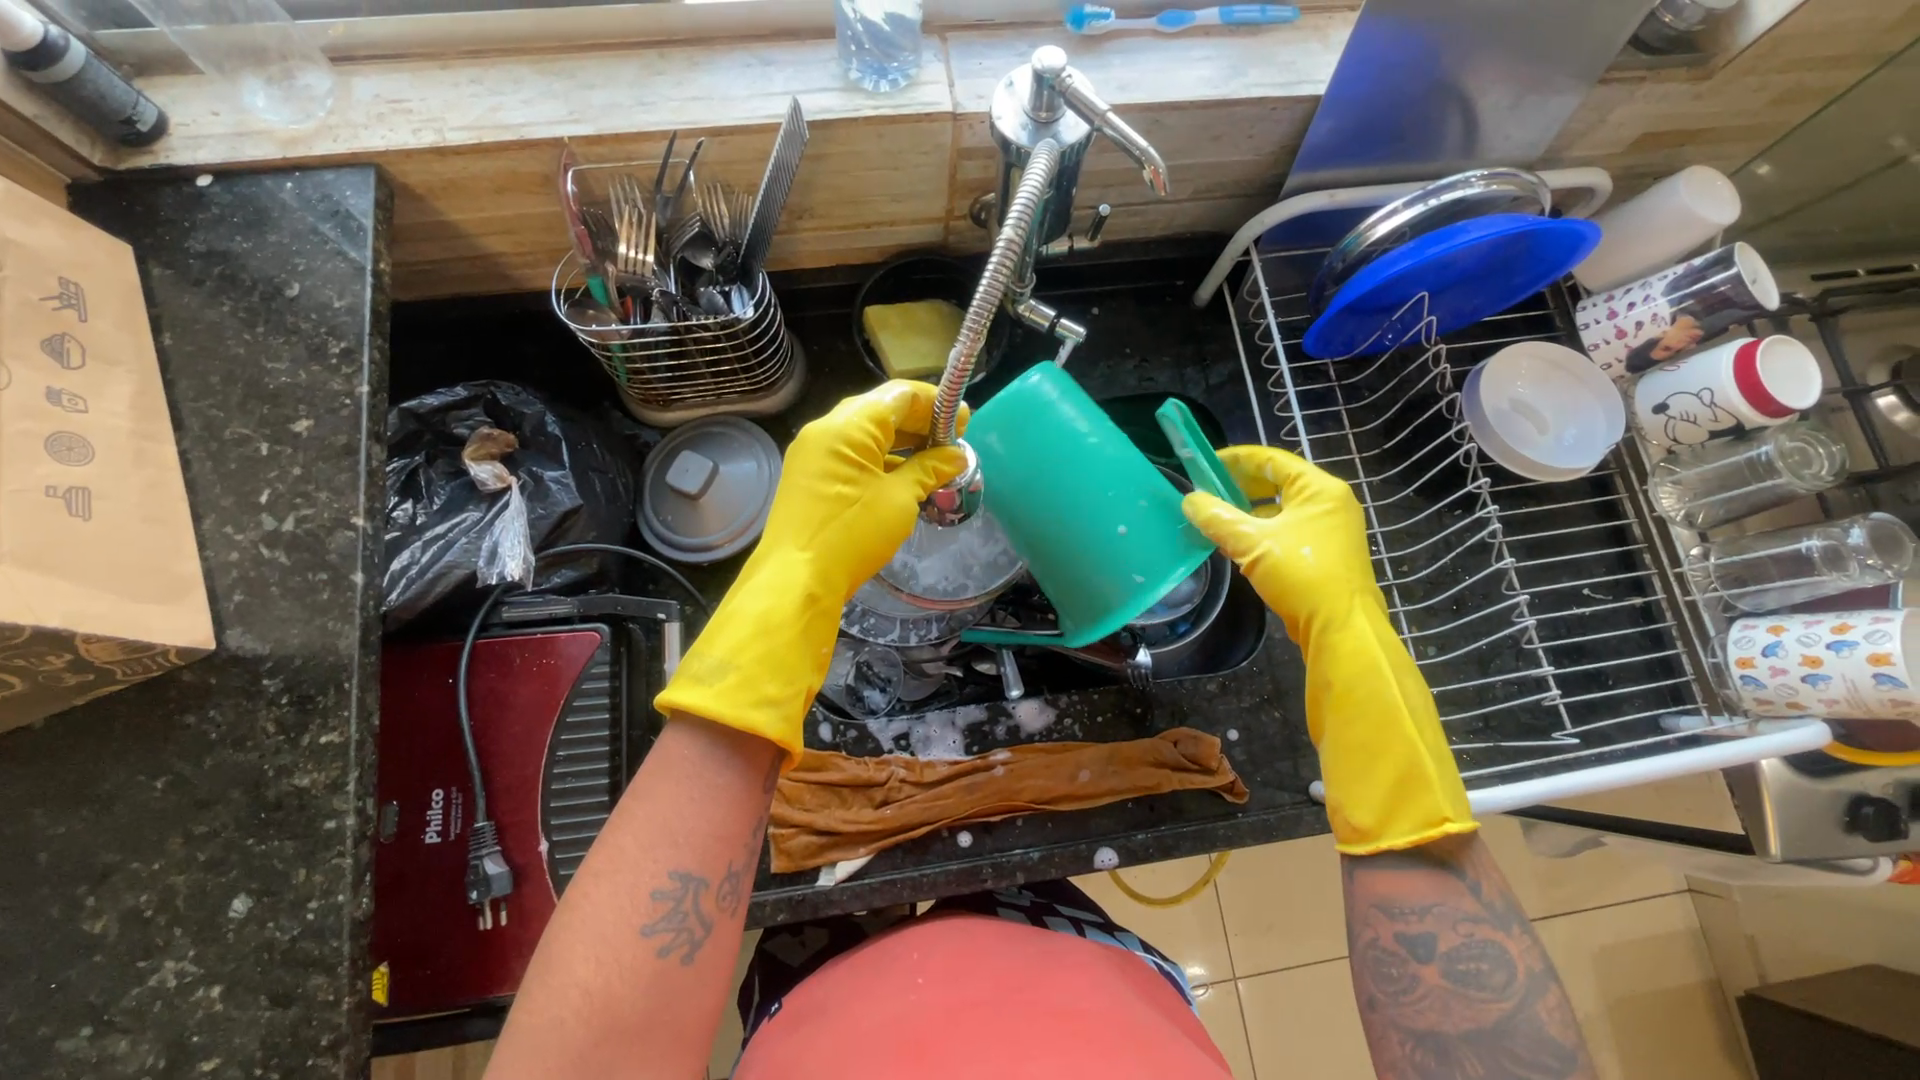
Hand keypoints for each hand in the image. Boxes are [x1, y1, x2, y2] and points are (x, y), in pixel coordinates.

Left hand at [655, 381, 967, 766]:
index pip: (898, 395)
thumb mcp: (899, 500)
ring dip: (901, 444)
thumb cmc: (851, 535)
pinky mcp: (809, 479)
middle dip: (919, 423)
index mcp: (846, 427)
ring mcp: (812, 455)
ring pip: (865, 436)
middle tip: (952, 443)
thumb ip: (929, 470)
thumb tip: (955, 456)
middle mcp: (824, 431)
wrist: (796, 581)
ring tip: (936, 463)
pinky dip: (880, 462)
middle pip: (880, 411)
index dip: (935, 404)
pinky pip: (850, 457)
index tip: (963, 422)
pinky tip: (906, 478)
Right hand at [1178, 445, 1376, 644]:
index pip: (1271, 459)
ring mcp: (1331, 526)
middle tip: (1207, 492)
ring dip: (1249, 508)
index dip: (1235, 459)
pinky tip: (1239, 541)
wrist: (1341, 627)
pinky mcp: (1326, 550)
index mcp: (1318, 488)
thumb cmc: (1301, 576)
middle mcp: (1329, 501)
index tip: (1204, 465)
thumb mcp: (1251, 544)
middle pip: (1277, 481)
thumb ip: (1217, 518)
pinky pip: (1288, 527)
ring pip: (1282, 506)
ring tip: (1218, 516)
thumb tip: (1190, 500)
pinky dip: (1263, 528)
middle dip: (1240, 485)